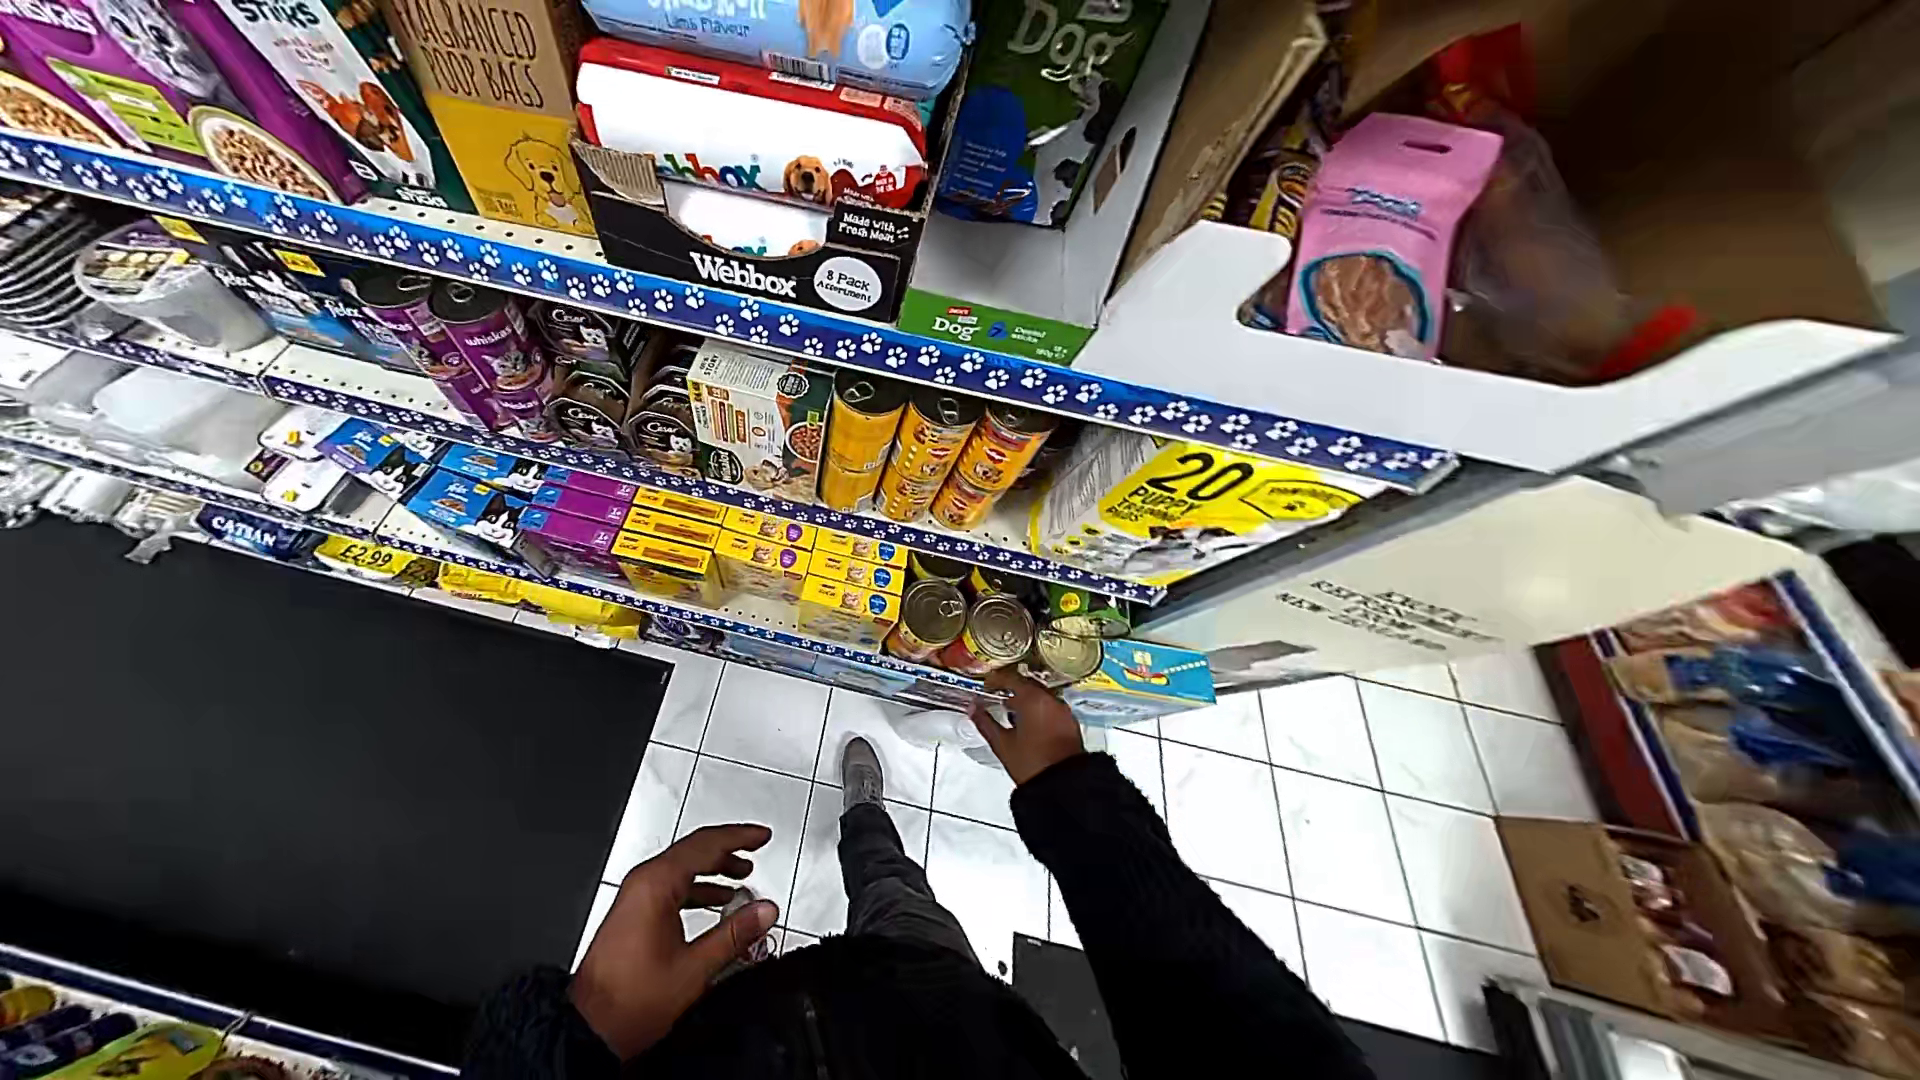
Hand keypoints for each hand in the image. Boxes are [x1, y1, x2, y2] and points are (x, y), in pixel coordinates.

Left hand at [570, 825, 779, 1059]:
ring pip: (683, 867)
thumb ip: (735, 934)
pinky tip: (715, 900)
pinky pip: (672, 884)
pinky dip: (699, 885)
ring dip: (715, 867)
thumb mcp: (694, 969)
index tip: (761, 836)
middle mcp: (643, 883)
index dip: (740, 837)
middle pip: (694, 849)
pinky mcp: (633, 913)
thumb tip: (765, 911)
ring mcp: (635, 897)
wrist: (584, 1033)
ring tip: (741, 874)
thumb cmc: (627, 1002)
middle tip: (755, 847)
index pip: (707, 843)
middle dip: (730, 848)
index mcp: (656, 884)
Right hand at [971, 669, 1084, 784]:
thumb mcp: (1002, 743)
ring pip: (1041, 696)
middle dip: (1012, 689)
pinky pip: (1052, 708)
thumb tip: (973, 709)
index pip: (1011, 678)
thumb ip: (985, 722)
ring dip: (1027, 700)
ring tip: (1012, 711)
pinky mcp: (1071, 724)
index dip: (997, 680)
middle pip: (1028, 685)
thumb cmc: (1033, 764)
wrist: (1063, 785)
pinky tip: (1030, 724)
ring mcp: (1063, 712)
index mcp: (1033, 699)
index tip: (988, 683)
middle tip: (998, 695)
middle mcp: (1051, 701)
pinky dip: (1040, 710)